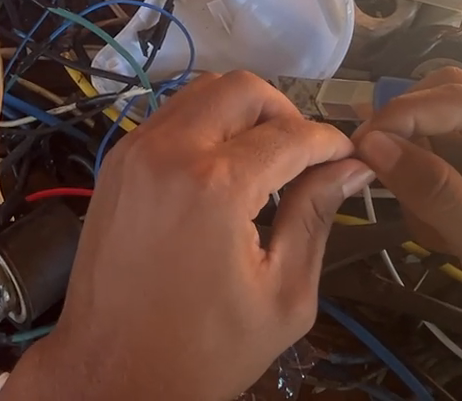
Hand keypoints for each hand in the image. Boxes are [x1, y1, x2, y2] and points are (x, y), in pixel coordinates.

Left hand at [2, 71, 374, 400]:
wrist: (110, 372)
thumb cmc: (205, 350)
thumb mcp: (282, 295)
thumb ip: (315, 217)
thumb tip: (351, 167)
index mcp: (217, 184)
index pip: (289, 135)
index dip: (328, 141)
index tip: (349, 155)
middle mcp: (171, 148)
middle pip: (241, 88)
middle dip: (284, 111)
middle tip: (303, 153)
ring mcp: (136, 147)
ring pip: (201, 91)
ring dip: (241, 111)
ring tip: (265, 157)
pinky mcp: (116, 158)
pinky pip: (171, 115)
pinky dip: (205, 124)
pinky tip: (221, 166)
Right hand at [352, 67, 461, 400]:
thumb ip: (437, 195)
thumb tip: (371, 141)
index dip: (406, 112)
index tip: (360, 145)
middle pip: (452, 98)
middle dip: (409, 129)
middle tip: (375, 170)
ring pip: (444, 127)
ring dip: (417, 162)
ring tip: (426, 226)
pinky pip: (448, 161)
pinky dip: (427, 188)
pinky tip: (439, 236)